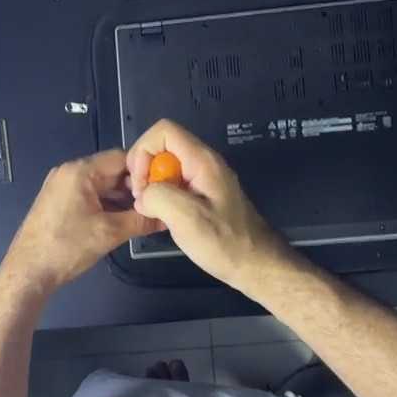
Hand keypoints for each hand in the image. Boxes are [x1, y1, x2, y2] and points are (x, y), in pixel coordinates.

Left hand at [0, 150, 159, 294]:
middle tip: (158, 204)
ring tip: (144, 215)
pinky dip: (107, 207)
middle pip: (111, 172)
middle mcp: (68, 173)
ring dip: (122, 200)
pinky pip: (90, 198)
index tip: (164, 185)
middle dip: (134, 188)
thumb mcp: (109, 233)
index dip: (145, 170)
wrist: (28, 272)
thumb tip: (166, 217)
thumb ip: (141, 221)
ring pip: (101, 187)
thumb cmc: (66, 248)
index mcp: (79, 171)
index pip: (121, 157)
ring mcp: (62, 188)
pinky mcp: (59, 204)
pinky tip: (123, 221)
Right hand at [127, 120, 296, 293]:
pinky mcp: (204, 197)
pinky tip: (164, 219)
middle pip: (163, 147)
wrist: (255, 265)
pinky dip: (163, 197)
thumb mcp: (186, 218)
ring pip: (167, 168)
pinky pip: (176, 185)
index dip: (143, 151)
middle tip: (142, 200)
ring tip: (151, 211)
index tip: (140, 183)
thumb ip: (159, 196)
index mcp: (203, 161)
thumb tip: (144, 195)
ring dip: (152, 186)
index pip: (164, 131)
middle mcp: (204, 164)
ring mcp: (205, 180)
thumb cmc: (224, 243)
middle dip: (145, 170)